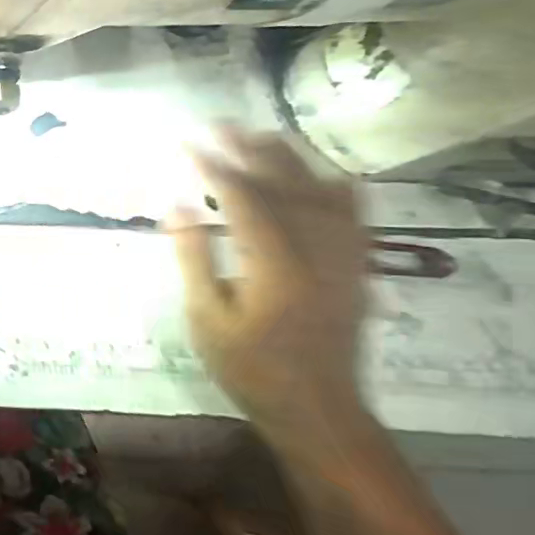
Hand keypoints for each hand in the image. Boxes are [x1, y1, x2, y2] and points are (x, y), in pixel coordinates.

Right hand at [167, 127, 372, 452]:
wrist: (316, 409)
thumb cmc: (248, 367)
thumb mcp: (204, 316)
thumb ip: (194, 257)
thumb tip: (178, 206)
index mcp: (276, 267)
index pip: (246, 200)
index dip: (216, 167)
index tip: (188, 143)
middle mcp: (318, 256)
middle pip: (288, 188)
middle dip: (253, 152)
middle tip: (222, 124)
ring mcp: (345, 263)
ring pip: (324, 197)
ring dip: (292, 162)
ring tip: (263, 136)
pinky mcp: (357, 272)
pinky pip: (356, 220)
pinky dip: (340, 191)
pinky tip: (327, 174)